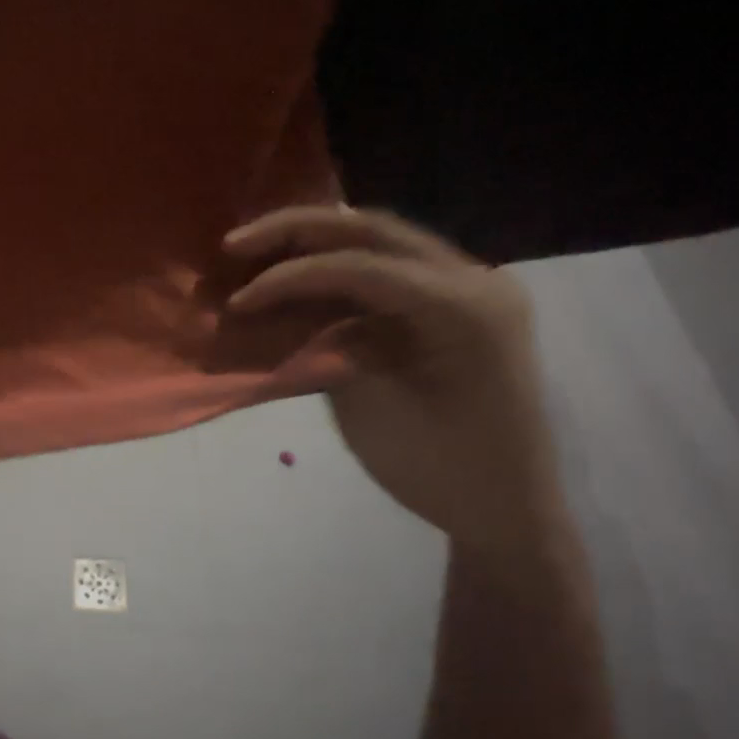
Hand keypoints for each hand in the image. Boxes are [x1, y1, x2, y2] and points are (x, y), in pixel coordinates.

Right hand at [222, 207, 566, 551]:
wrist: (505, 509)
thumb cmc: (440, 468)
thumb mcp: (372, 408)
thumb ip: (330, 348)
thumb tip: (284, 317)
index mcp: (464, 306)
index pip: (361, 265)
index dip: (289, 277)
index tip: (236, 302)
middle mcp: (474, 279)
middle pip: (373, 230)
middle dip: (297, 230)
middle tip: (233, 244)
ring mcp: (470, 289)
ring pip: (381, 241)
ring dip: (316, 244)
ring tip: (254, 254)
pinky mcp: (453, 308)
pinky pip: (390, 271)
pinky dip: (339, 270)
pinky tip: (297, 277)